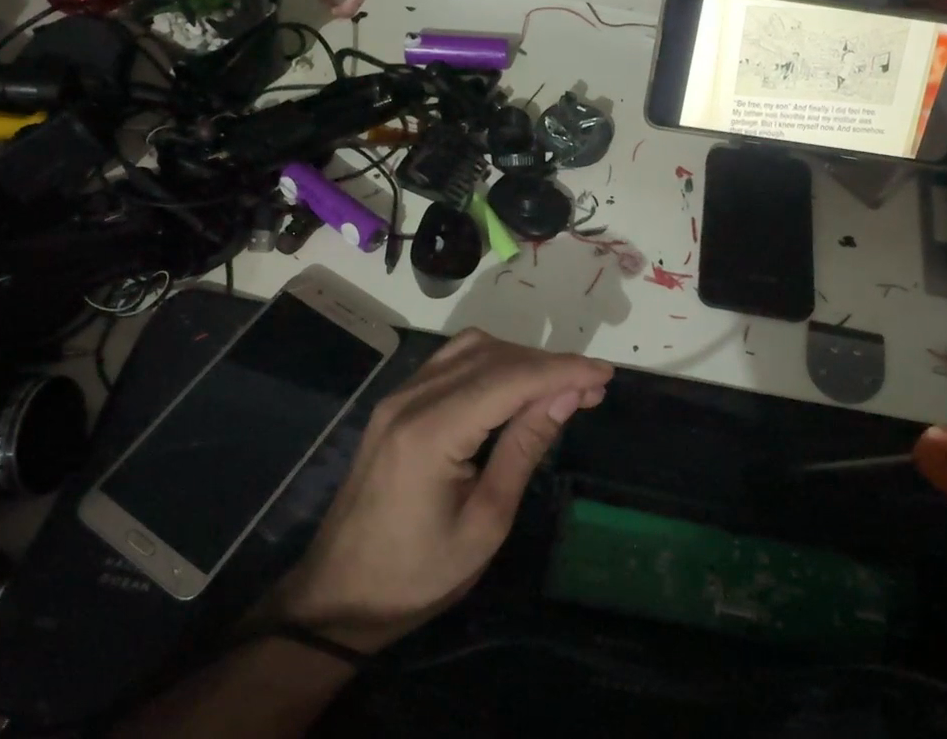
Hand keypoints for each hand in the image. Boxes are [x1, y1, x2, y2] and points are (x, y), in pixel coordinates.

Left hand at [271, 329, 611, 654]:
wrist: (339, 596)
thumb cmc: (418, 575)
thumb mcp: (486, 522)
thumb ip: (524, 448)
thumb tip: (568, 394)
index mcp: (430, 432)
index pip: (509, 379)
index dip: (562, 371)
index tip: (606, 375)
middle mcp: (410, 400)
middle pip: (490, 356)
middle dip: (547, 364)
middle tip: (593, 389)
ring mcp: (397, 399)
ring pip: (469, 351)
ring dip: (520, 360)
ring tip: (562, 387)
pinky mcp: (394, 407)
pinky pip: (450, 365)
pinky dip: (491, 366)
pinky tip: (517, 388)